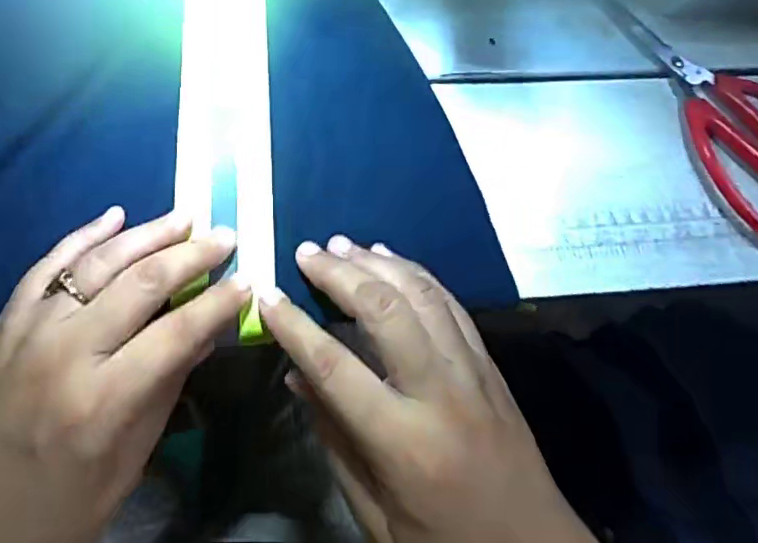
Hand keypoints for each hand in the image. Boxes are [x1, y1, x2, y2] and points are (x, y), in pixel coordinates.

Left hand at [0, 208, 247, 542]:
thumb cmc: (53, 510)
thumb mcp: (126, 464)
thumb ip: (168, 387)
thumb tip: (210, 329)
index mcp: (101, 402)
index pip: (178, 332)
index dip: (219, 302)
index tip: (247, 280)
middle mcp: (65, 355)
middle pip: (144, 283)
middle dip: (193, 254)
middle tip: (227, 236)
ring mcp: (29, 332)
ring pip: (99, 263)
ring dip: (148, 233)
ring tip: (186, 217)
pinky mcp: (4, 324)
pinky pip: (48, 266)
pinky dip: (83, 236)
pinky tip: (115, 216)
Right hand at [256, 237, 592, 542]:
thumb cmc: (443, 541)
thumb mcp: (376, 515)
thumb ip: (334, 442)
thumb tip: (297, 377)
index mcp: (403, 442)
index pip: (336, 369)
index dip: (296, 327)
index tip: (268, 295)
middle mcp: (439, 391)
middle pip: (384, 312)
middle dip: (341, 274)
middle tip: (308, 251)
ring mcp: (470, 367)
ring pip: (421, 294)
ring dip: (379, 262)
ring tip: (343, 245)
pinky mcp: (489, 358)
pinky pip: (449, 301)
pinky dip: (417, 273)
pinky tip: (392, 259)